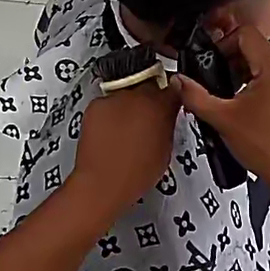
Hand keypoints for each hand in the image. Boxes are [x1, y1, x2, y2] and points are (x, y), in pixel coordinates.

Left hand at [66, 79, 181, 216]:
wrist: (102, 182)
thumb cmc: (136, 173)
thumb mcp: (165, 149)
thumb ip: (168, 124)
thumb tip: (167, 116)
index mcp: (160, 106)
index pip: (173, 89)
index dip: (171, 97)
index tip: (169, 104)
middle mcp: (138, 97)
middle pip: (148, 88)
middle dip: (149, 101)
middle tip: (146, 121)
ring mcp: (115, 99)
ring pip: (126, 95)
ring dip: (128, 107)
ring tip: (125, 130)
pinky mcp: (96, 105)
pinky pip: (107, 104)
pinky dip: (110, 114)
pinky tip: (110, 132)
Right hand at [173, 29, 269, 194]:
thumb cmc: (269, 148)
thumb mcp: (222, 118)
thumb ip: (195, 96)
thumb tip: (179, 82)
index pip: (245, 34)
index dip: (223, 42)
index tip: (211, 58)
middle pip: (253, 47)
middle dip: (229, 60)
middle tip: (214, 78)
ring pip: (261, 62)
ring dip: (240, 72)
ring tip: (226, 94)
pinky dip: (253, 82)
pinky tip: (240, 103)